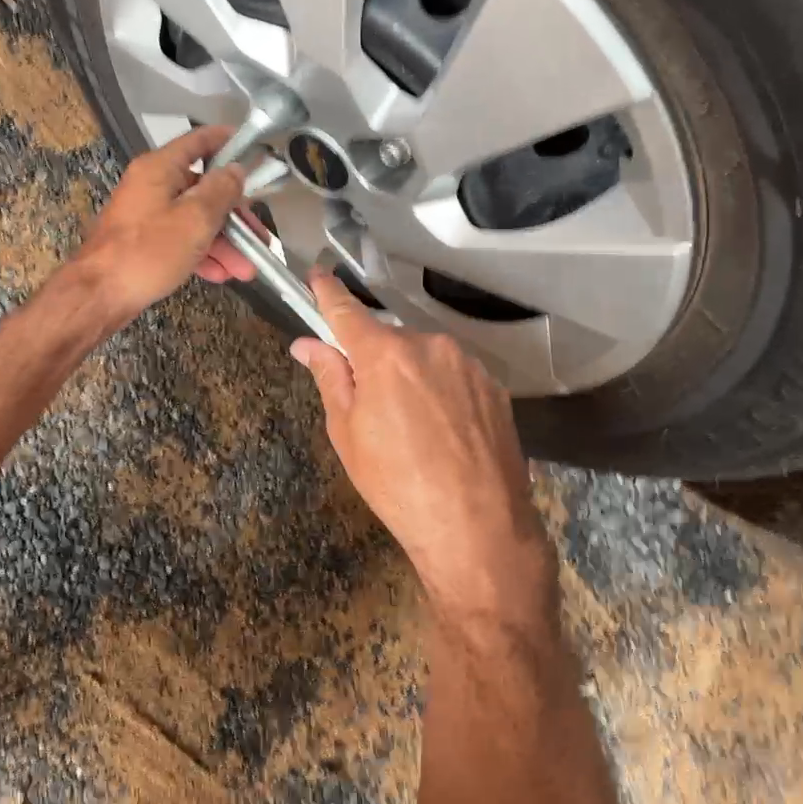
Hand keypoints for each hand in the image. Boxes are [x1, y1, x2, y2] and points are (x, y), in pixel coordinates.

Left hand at [70, 125, 256, 320]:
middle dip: (234, 216)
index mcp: (159, 169)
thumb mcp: (195, 219)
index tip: (254, 149)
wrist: (99, 295)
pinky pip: (180, 241)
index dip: (228, 141)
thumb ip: (221, 191)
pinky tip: (220, 275)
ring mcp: (146, 216)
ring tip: (245, 269)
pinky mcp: (143, 243)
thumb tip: (235, 171)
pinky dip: (201, 254)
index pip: (199, 141)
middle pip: (203, 190)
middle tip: (259, 238)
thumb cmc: (146, 252)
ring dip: (223, 243)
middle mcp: (151, 186)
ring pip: (194, 220)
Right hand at [291, 273, 557, 627]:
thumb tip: (307, 344)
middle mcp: (429, 345)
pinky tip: (441, 432)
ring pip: (422, 357)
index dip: (327, 292)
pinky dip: (439, 390)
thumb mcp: (347, 434)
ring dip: (408, 375)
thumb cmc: (396, 484)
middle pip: (387, 339)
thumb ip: (330, 378)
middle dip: (372, 358)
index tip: (316, 274)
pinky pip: (452, 375)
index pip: (346, 310)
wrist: (478, 529)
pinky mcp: (495, 387)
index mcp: (385, 354)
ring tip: (410, 428)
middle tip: (367, 404)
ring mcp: (467, 365)